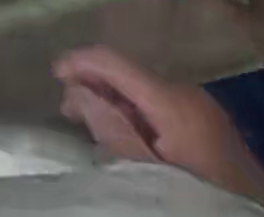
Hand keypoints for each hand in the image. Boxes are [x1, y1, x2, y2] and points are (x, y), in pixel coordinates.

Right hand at [55, 47, 263, 215]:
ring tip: (92, 126)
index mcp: (174, 101)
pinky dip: (137, 115)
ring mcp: (204, 111)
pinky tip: (127, 138)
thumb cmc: (203, 207)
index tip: (52, 75)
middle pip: (129, 75)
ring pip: (144, 91)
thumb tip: (77, 91)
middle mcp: (189, 94)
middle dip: (96, 85)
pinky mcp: (212, 130)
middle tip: (69, 112)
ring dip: (115, 102)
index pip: (114, 61)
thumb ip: (111, 131)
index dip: (79, 62)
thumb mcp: (150, 179)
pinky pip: (162, 108)